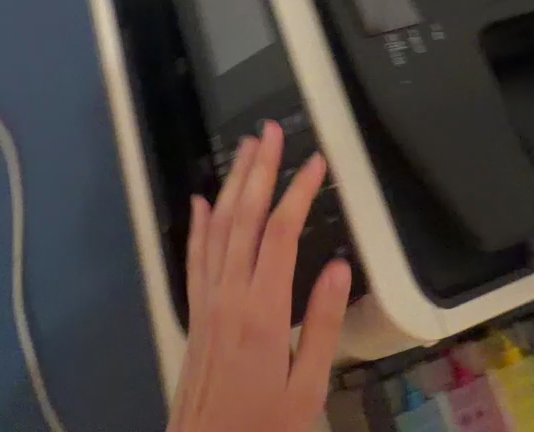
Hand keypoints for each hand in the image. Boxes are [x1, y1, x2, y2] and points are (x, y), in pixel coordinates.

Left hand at [168, 120, 353, 431]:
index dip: (298, 190)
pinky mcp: (194, 311)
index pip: (281, 232)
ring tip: (245, 148)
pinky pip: (194, 256)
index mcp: (262, 310)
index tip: (316, 161)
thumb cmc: (262, 425)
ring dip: (232, 183)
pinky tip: (202, 198)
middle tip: (270, 131)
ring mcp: (206, 300)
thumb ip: (323, 325)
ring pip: (217, 227)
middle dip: (258, 169)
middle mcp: (229, 294)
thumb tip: (340, 265)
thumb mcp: (307, 389)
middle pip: (243, 216)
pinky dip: (199, 223)